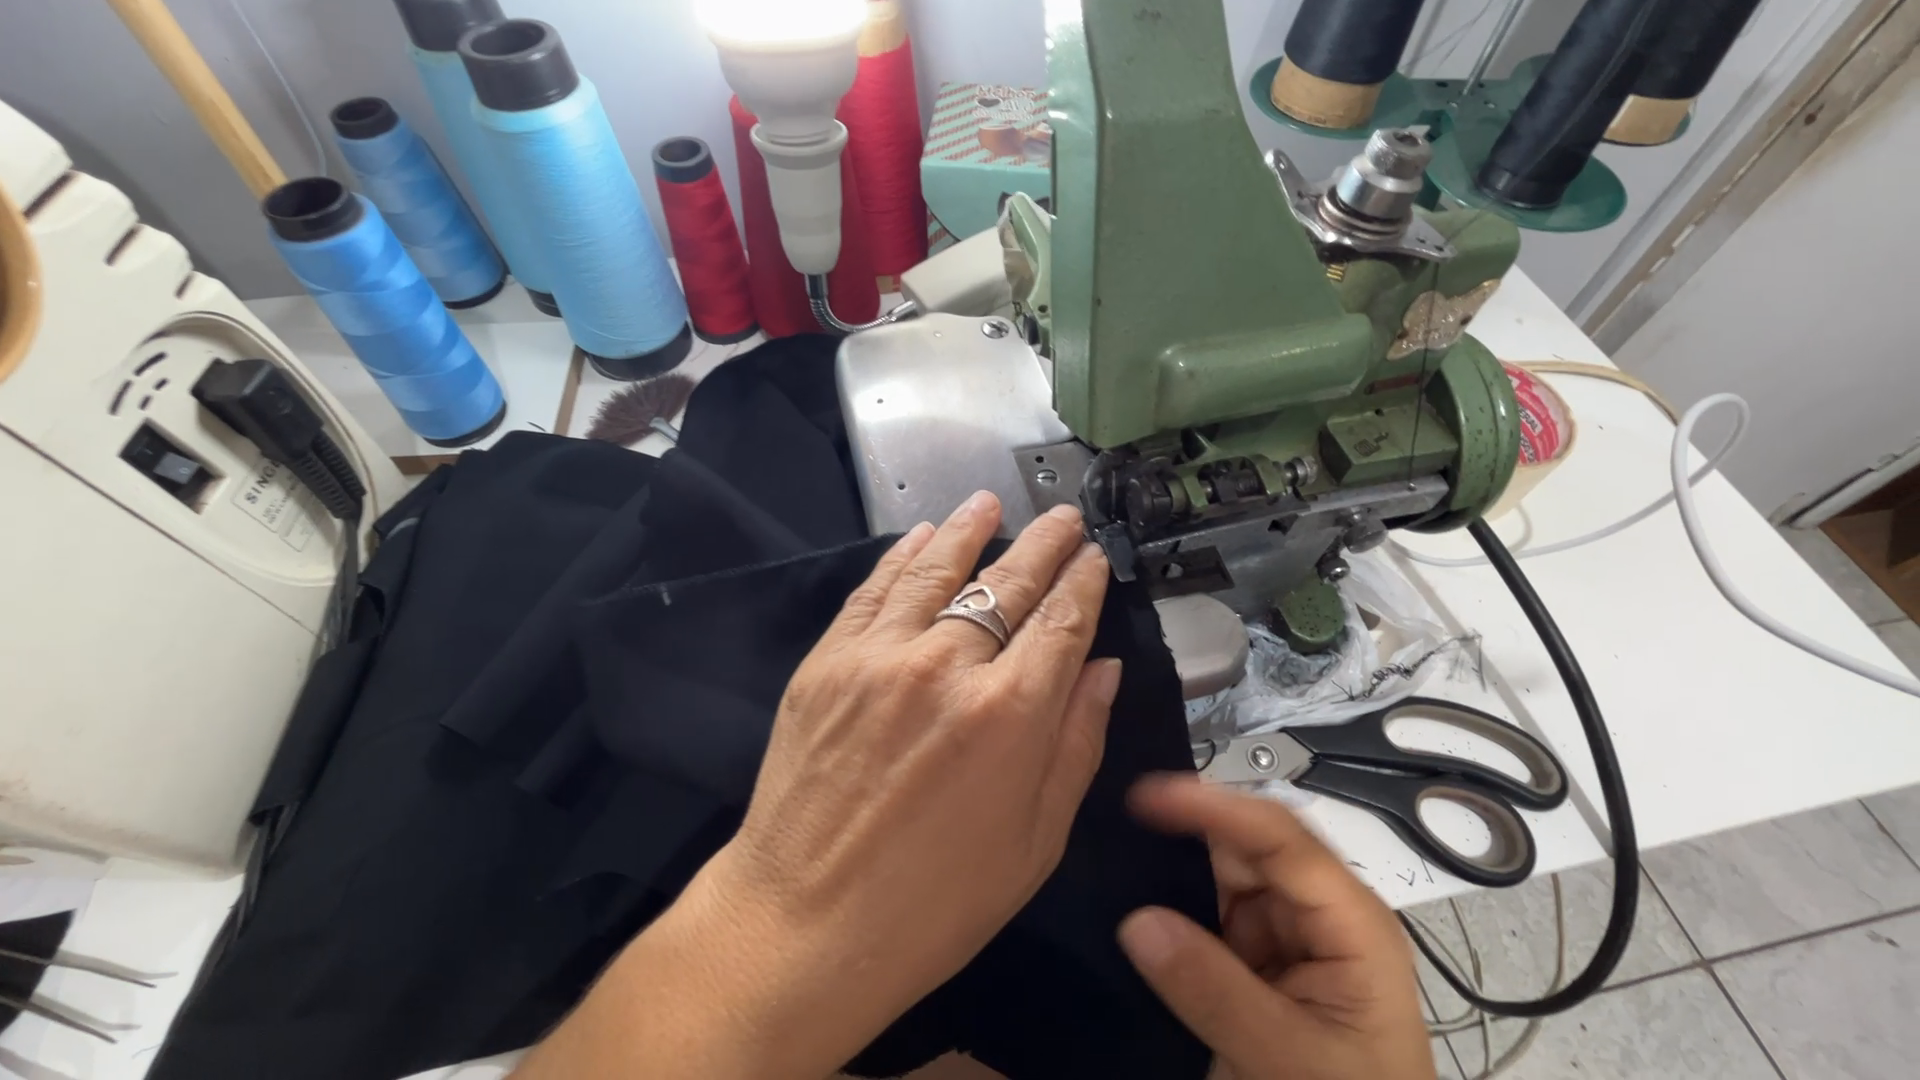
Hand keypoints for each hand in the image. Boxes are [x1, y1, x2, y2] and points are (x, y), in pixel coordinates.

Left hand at [707, 490, 1116, 1060]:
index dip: (1084, 583)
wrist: (804, 923)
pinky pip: (872, 591)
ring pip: (936, 571)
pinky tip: (920, 537)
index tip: (1095, 557)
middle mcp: (947, 666)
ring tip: (990, 503)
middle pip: (1007, 584)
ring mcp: (879, 656)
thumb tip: (1101, 669)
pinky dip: (901, 558)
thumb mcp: (1035, 841)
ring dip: (969, 531)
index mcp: (1010, 714)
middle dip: (1043, 545)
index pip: (1061, 622)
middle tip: (1064, 517)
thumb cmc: (936, 902)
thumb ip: (1075, 744)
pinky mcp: (827, 661)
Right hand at [1119, 777, 1433, 1079]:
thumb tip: (1137, 920)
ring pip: (1218, 879)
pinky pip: (1203, 917)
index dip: (1215, 807)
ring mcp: (1283, 938)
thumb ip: (1216, 992)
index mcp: (1351, 922)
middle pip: (1245, 850)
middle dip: (1182, 831)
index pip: (1281, 839)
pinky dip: (1167, 908)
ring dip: (1168, 869)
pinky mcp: (1252, 964)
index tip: (1146, 794)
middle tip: (1111, 819)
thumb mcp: (1290, 1061)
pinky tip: (1125, 898)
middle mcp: (1317, 915)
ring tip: (1107, 849)